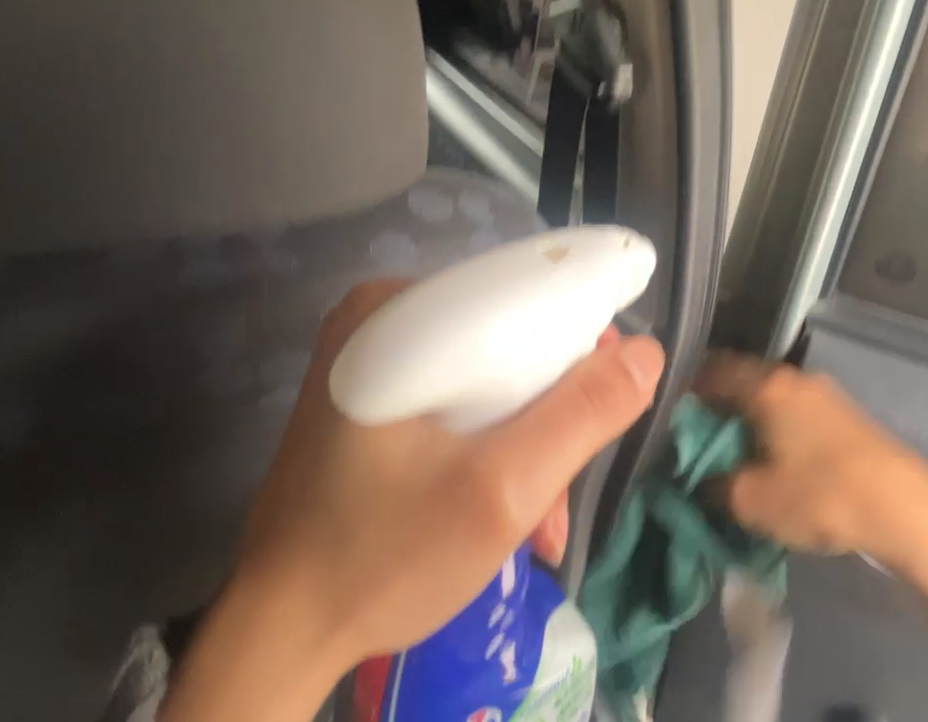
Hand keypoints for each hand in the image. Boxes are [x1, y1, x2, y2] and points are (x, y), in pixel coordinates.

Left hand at [163, 280, 665, 720]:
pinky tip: (499, 511)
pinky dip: (483, 447)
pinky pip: (450, 401)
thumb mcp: (501, 491)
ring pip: (480, 379)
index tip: (605, 408)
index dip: (576, 351)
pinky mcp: (364, 398)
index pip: (519, 299)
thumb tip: (647, 352)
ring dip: (519, 445)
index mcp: (398, 309)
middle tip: (559, 498)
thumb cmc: (385, 555)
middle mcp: (378, 316)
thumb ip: (581, 416)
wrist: (280, 628)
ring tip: (539, 527)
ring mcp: (366, 358)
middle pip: (501, 345)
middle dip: (545, 419)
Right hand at [701, 354, 927, 704]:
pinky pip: (796, 412)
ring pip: (771, 398)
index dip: (685, 391)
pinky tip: (775, 458)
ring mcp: (826, 395)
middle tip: (697, 436)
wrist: (910, 513)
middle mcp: (794, 378)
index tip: (669, 414)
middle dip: (718, 406)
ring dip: (750, 418)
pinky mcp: (849, 417)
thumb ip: (714, 485)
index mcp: (766, 386)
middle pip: (742, 381)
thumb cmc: (822, 497)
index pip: (711, 371)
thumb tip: (698, 478)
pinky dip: (777, 428)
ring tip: (735, 451)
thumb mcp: (753, 500)